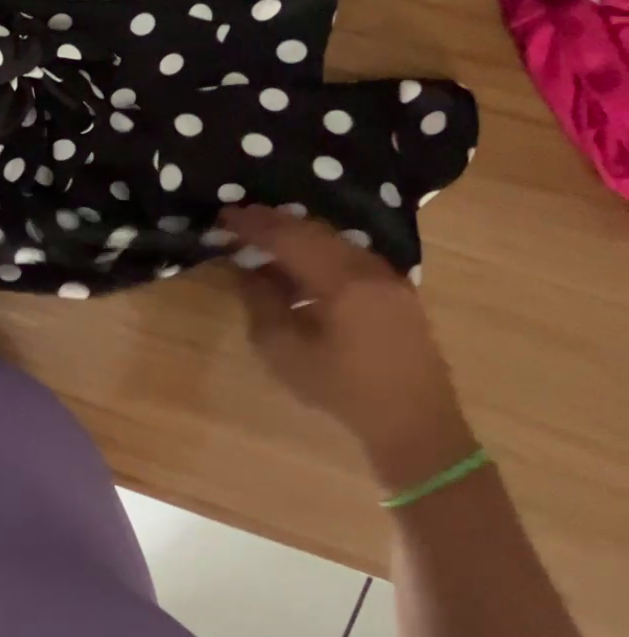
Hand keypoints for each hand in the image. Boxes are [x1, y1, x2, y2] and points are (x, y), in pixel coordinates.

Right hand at [218, 205, 474, 489]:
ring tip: (265, 235)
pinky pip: (351, 256)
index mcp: (343, 283)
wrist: (413, 422)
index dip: (253, 225)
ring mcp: (390, 281)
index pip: (290, 239)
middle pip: (316, 233)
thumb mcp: (283, 348)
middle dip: (275, 222)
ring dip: (299, 234)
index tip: (223, 214)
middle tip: (239, 217)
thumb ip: (262, 301)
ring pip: (336, 241)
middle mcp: (370, 271)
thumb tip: (249, 270)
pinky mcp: (396, 294)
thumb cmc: (340, 387)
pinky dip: (320, 249)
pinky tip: (300, 259)